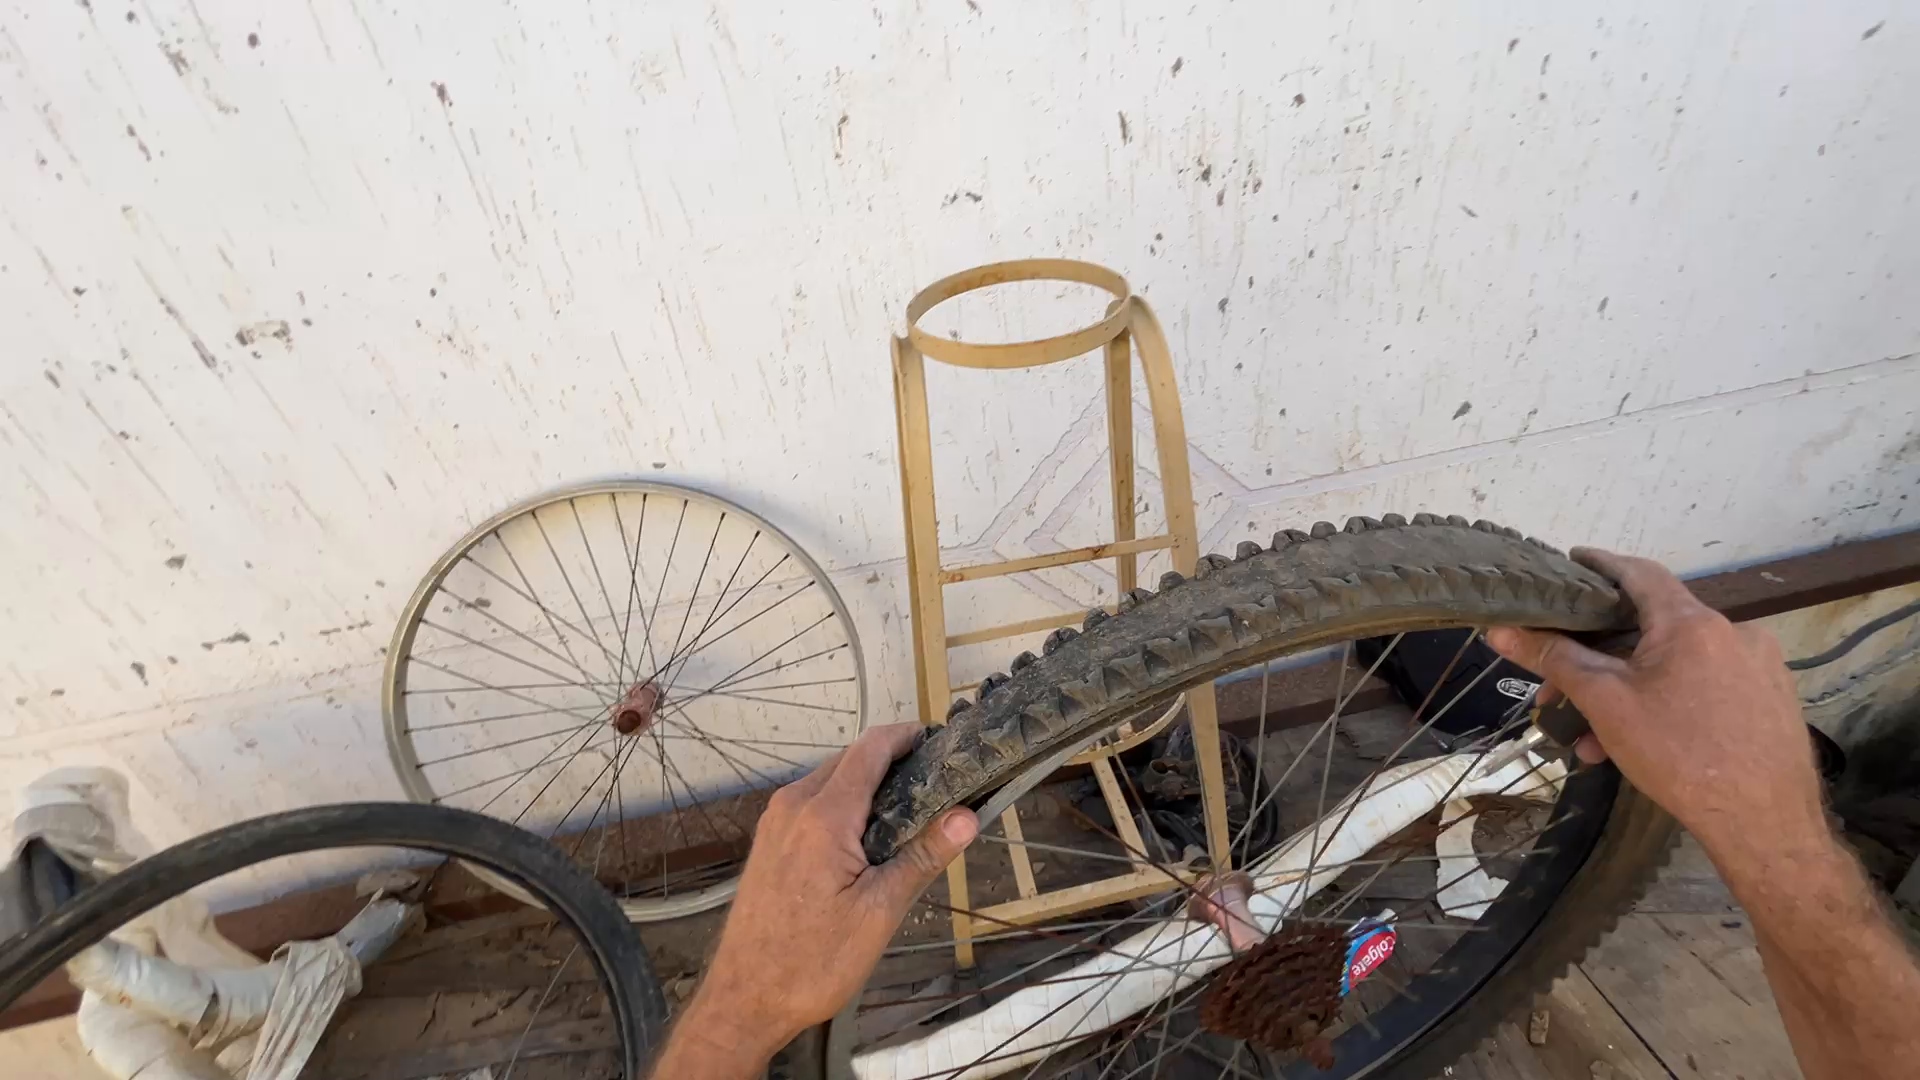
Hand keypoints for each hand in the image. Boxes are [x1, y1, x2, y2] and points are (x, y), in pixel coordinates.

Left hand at [653, 723, 977, 1076]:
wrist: (742, 1002)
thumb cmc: (813, 962)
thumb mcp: (879, 913)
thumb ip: (922, 856)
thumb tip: (967, 816)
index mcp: (824, 815)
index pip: (870, 748)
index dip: (905, 735)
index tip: (939, 739)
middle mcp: (794, 803)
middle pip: (851, 757)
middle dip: (892, 758)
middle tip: (934, 781)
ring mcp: (776, 819)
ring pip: (831, 776)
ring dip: (868, 779)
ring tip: (908, 807)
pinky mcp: (770, 837)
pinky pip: (813, 798)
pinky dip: (845, 799)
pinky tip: (866, 832)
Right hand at [1483, 548, 1821, 861]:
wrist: (1764, 825)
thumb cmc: (1676, 750)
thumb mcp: (1601, 699)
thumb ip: (1551, 657)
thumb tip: (1499, 629)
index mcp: (1693, 624)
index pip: (1640, 573)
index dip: (1600, 563)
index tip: (1567, 561)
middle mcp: (1733, 635)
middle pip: (1646, 626)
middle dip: (1592, 651)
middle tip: (1555, 676)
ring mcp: (1756, 669)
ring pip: (1666, 662)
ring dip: (1617, 685)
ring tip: (1584, 726)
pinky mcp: (1766, 700)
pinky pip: (1694, 686)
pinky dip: (1652, 701)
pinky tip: (1622, 740)